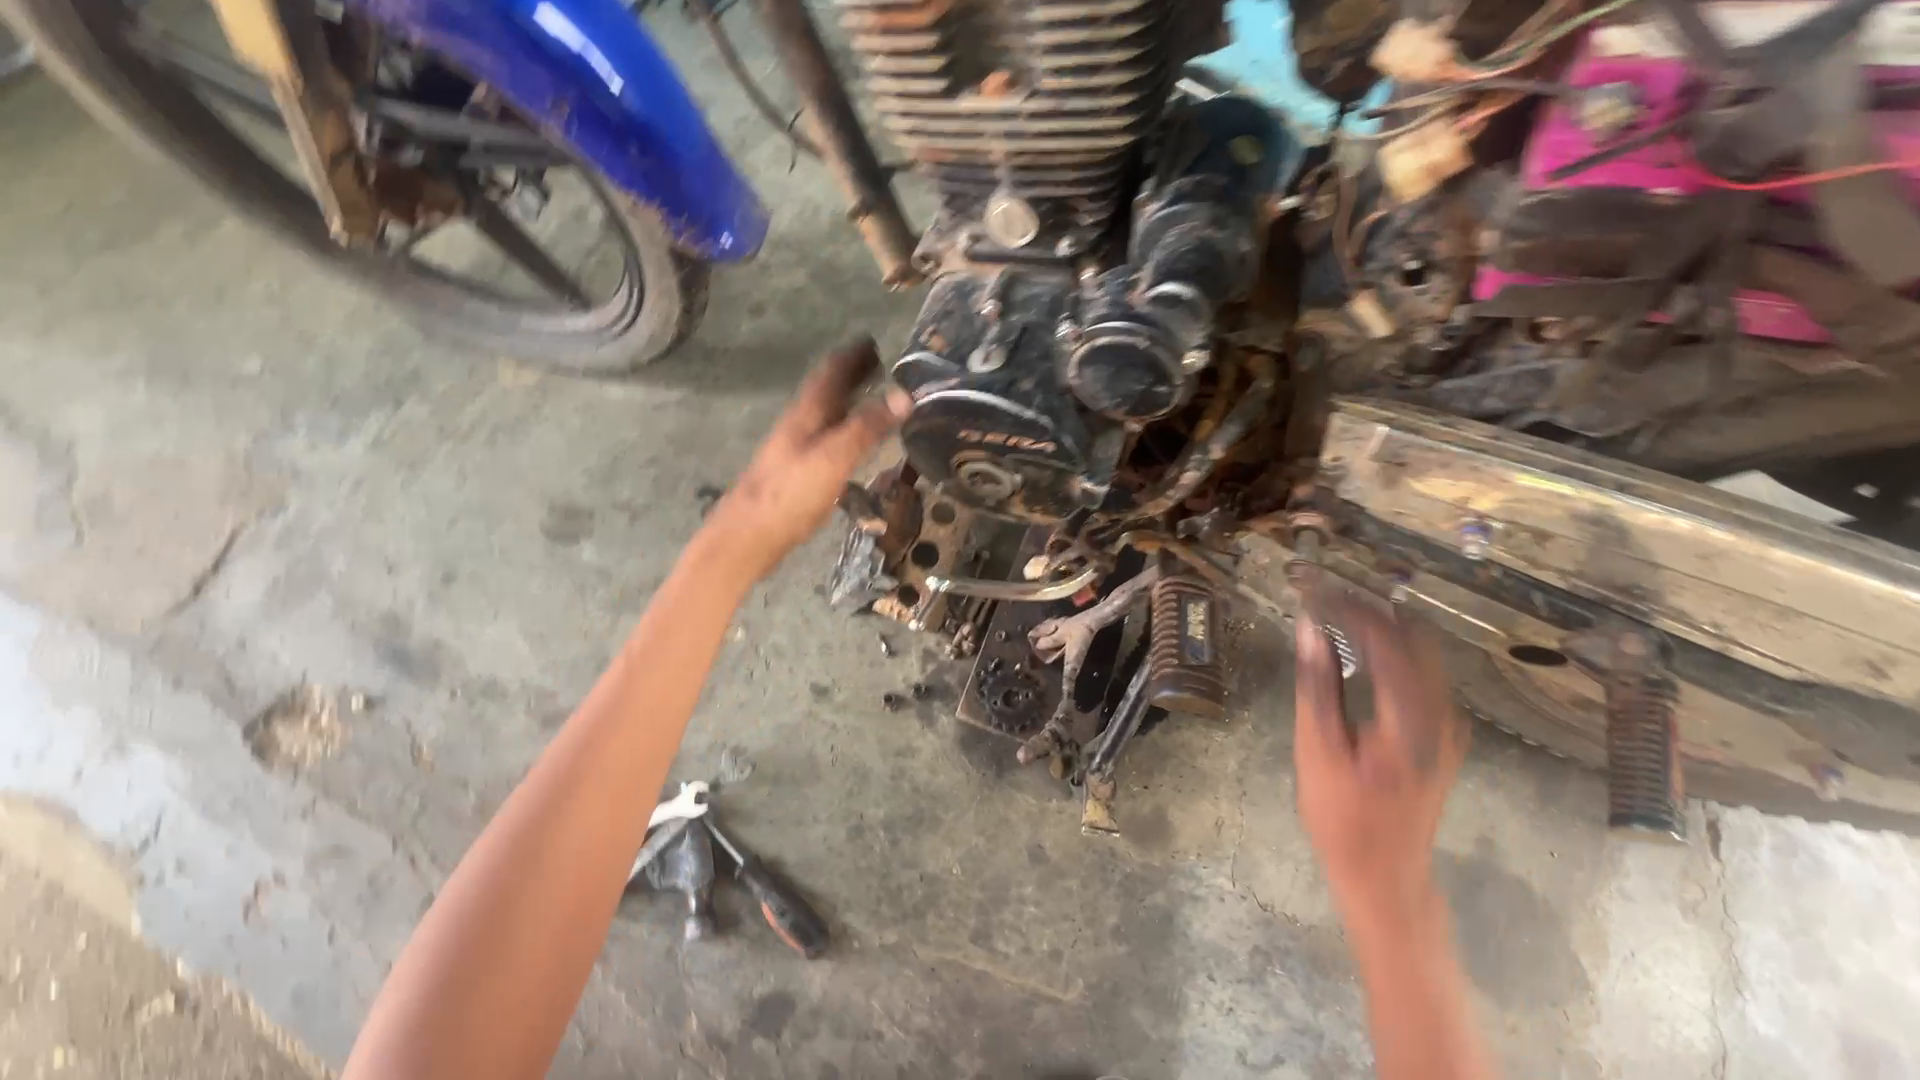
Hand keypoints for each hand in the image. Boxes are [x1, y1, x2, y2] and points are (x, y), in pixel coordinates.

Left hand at [699, 338, 910, 582]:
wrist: (747, 536)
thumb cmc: (790, 494)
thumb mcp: (834, 457)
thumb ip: (868, 426)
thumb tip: (905, 394)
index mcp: (807, 413)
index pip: (832, 372)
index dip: (853, 355)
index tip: (875, 341)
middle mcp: (800, 424)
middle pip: (828, 390)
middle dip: (852, 375)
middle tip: (880, 365)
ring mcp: (795, 449)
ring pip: (826, 414)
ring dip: (849, 402)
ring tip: (874, 399)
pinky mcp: (796, 473)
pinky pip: (826, 439)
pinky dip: (844, 430)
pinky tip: (852, 445)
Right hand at [1292, 578, 1468, 929]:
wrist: (1385, 873)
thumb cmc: (1342, 815)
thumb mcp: (1318, 748)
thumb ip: (1318, 683)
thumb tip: (1310, 627)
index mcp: (1411, 714)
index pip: (1385, 636)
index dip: (1348, 606)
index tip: (1313, 589)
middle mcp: (1443, 711)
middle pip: (1414, 636)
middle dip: (1369, 609)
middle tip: (1325, 596)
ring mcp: (1451, 724)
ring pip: (1425, 652)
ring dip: (1384, 628)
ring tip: (1338, 615)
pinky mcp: (1447, 734)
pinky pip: (1426, 674)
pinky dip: (1395, 652)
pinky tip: (1365, 653)